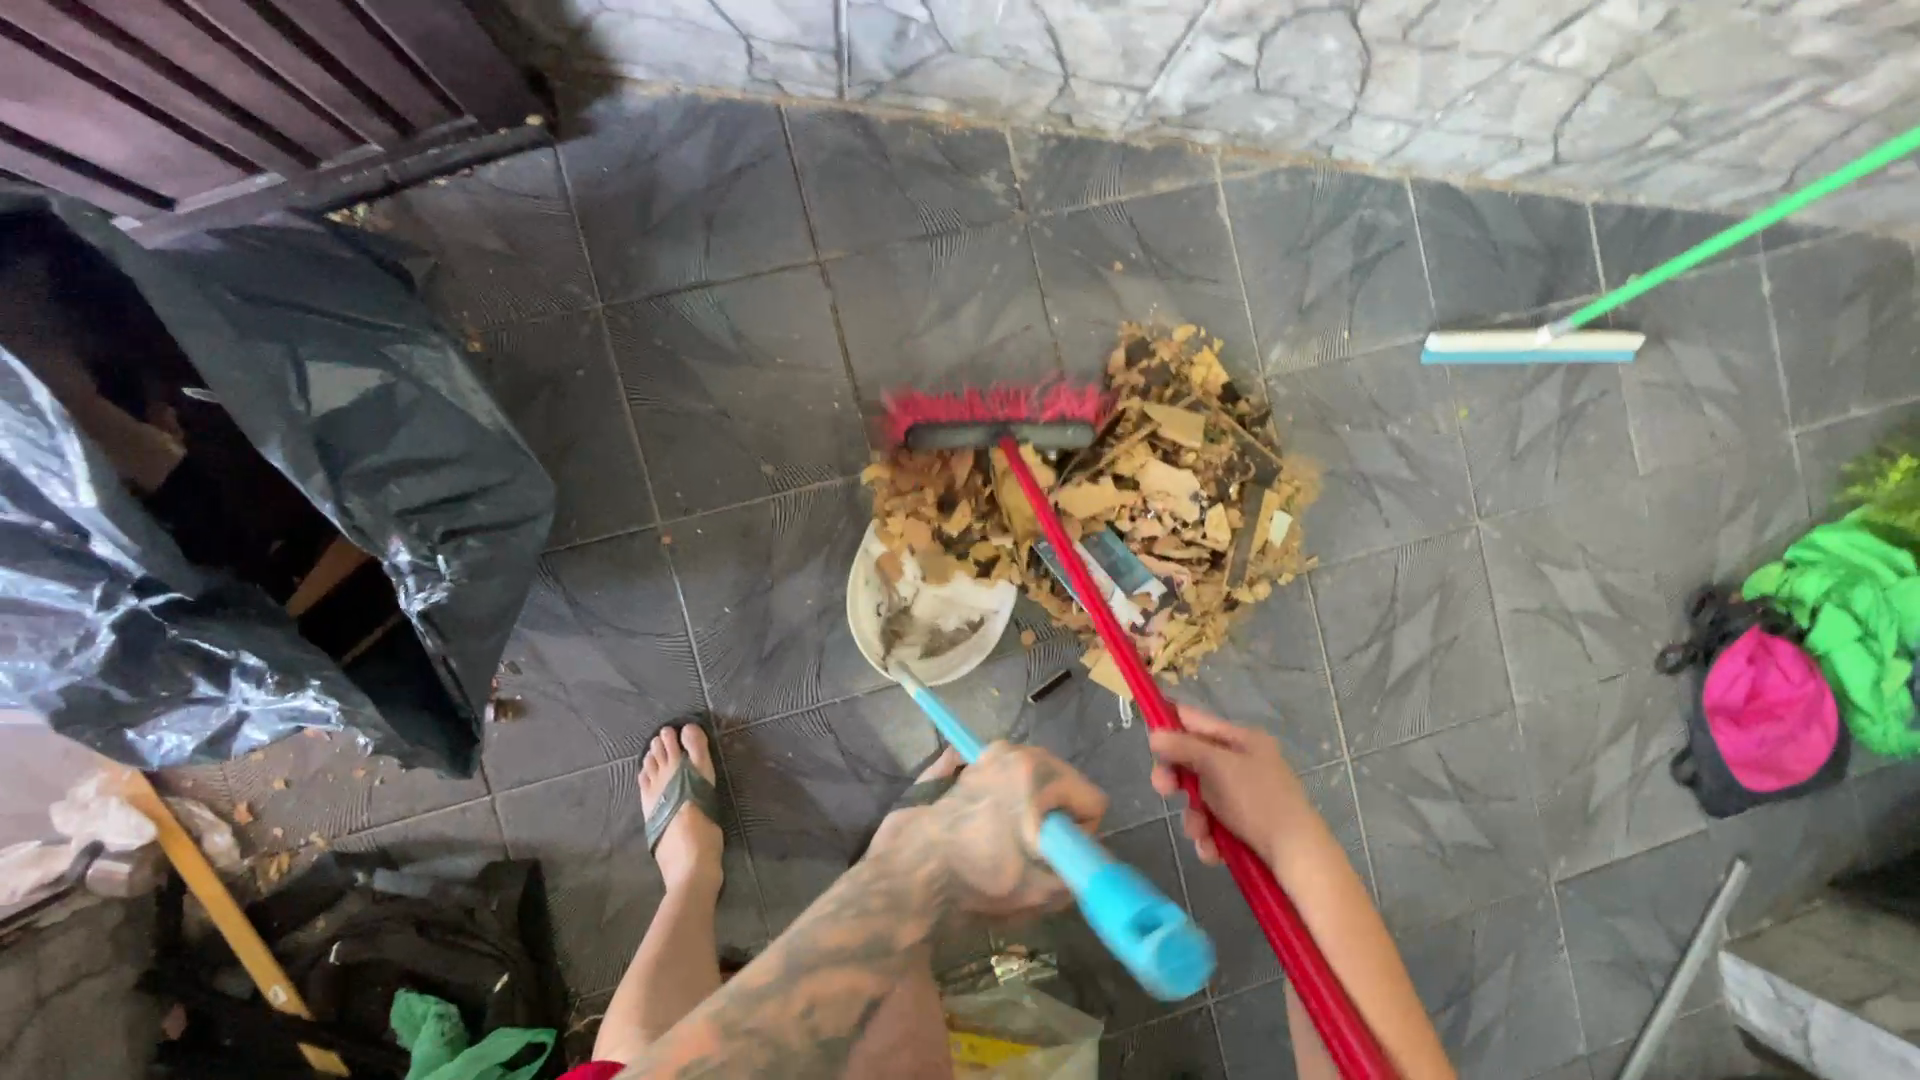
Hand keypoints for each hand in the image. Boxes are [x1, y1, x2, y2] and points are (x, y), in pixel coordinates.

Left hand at [874, 742, 1106, 918]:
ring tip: (1003, 840)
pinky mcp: (958, 766)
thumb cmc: (983, 878)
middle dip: (1056, 816)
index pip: (1092, 801)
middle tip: (1031, 851)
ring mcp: (984, 755)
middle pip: (1063, 785)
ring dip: (1028, 807)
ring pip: (1031, 780)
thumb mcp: (1048, 891)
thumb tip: (1081, 861)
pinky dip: (1001, 796)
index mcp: (1041, 772)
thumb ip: (1080, 873)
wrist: (915, 874)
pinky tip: (986, 820)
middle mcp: (1014, 751)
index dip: (1081, 835)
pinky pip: (999, 777)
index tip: (1056, 857)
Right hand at [1149, 706, 1309, 864]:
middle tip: (1163, 790)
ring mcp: (1244, 796)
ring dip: (1193, 817)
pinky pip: (1213, 823)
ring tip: (1201, 833)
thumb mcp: (1218, 767)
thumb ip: (1183, 747)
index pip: (1196, 721)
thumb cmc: (1259, 801)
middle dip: (1176, 780)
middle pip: (1192, 762)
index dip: (1169, 724)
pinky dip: (1208, 836)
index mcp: (1242, 740)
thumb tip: (1154, 735)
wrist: (1298, 856)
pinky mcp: (1244, 826)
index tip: (1147, 738)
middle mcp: (1242, 763)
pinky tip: (1213, 850)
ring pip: (1199, 798)